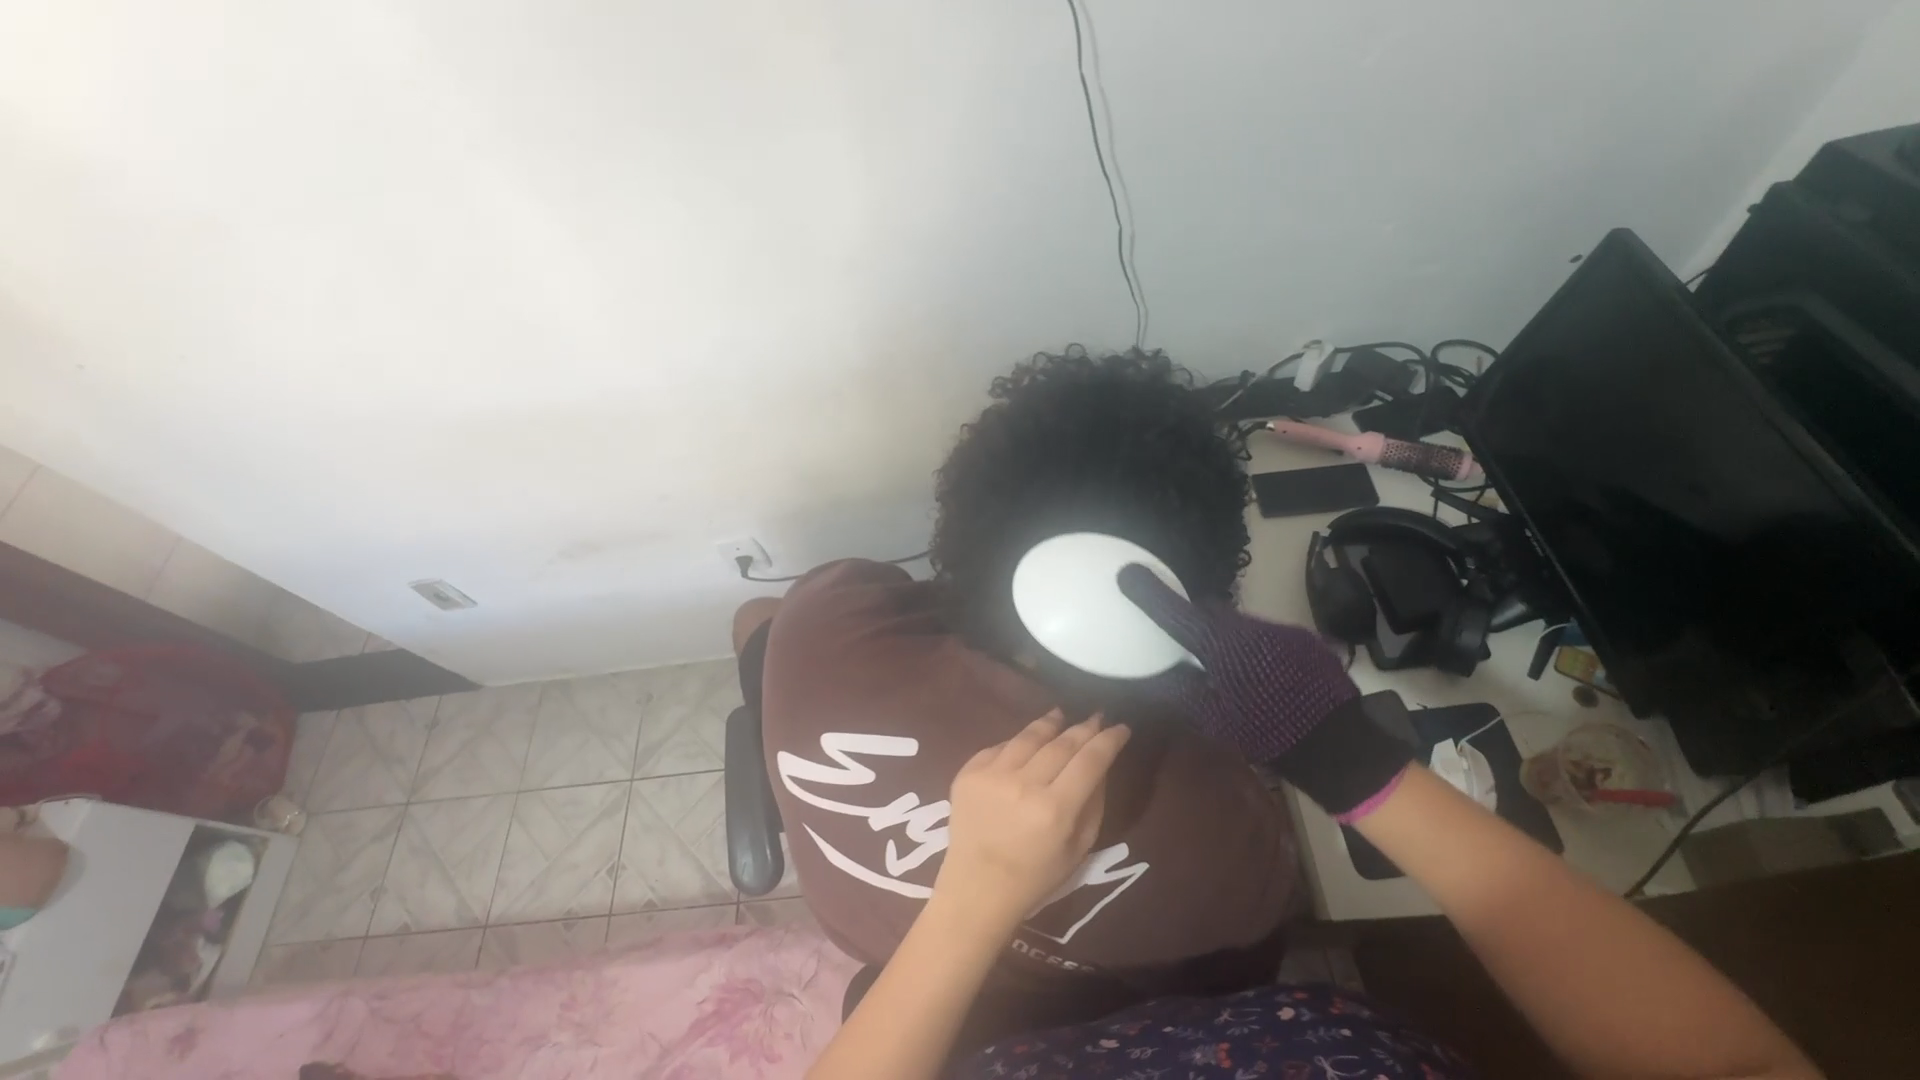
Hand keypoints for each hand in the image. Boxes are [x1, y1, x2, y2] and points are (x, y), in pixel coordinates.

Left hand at [936, 711, 1130, 927]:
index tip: (1121, 728)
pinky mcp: (968, 773)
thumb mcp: (1078, 848)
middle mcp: (1023, 785)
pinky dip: (1017, 744)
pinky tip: (1026, 743)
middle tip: (1097, 717)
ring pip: (1028, 737)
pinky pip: (999, 748)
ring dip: (1048, 724)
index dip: (1109, 740)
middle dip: (1084, 728)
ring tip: (1059, 716)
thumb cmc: (1035, 877)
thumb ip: (1093, 804)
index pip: (1090, 760)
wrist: (976, 889)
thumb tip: (1100, 766)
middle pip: (1061, 743)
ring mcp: (992, 776)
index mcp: (1055, 809)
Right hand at [1118, 564, 1411, 818]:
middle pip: (1209, 613)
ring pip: (1238, 624)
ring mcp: (1281, 631)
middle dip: (1193, 622)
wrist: (1342, 745)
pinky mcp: (1304, 639)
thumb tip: (1144, 673)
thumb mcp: (1212, 718)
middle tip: (1183, 643)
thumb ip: (1176, 689)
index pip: (1176, 612)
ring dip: (1226, 638)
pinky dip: (1254, 648)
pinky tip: (1261, 676)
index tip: (1129, 575)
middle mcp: (1249, 627)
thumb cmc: (1268, 734)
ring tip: (1227, 668)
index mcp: (1221, 646)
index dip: (1151, 594)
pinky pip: (1266, 635)